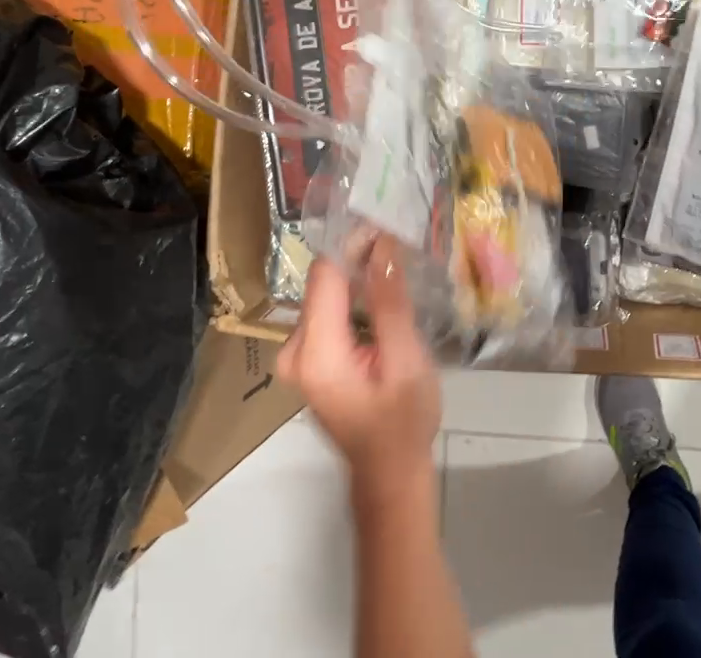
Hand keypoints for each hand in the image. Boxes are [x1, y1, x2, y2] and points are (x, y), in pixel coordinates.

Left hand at [277, 232, 441, 502]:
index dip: (355, 245)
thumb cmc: (403, 423)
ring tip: (397, 268)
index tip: (389, 227)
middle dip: (360, 260)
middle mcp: (294, 350)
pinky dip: (355, 300)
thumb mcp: (406, 361)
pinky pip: (329, 314)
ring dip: (359, 279)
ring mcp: (297, 356)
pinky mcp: (308, 360)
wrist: (388, 472)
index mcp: (316, 351)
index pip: (326, 276)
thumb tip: (383, 247)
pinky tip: (383, 299)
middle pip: (323, 283)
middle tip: (400, 246)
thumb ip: (390, 304)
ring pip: (327, 295)